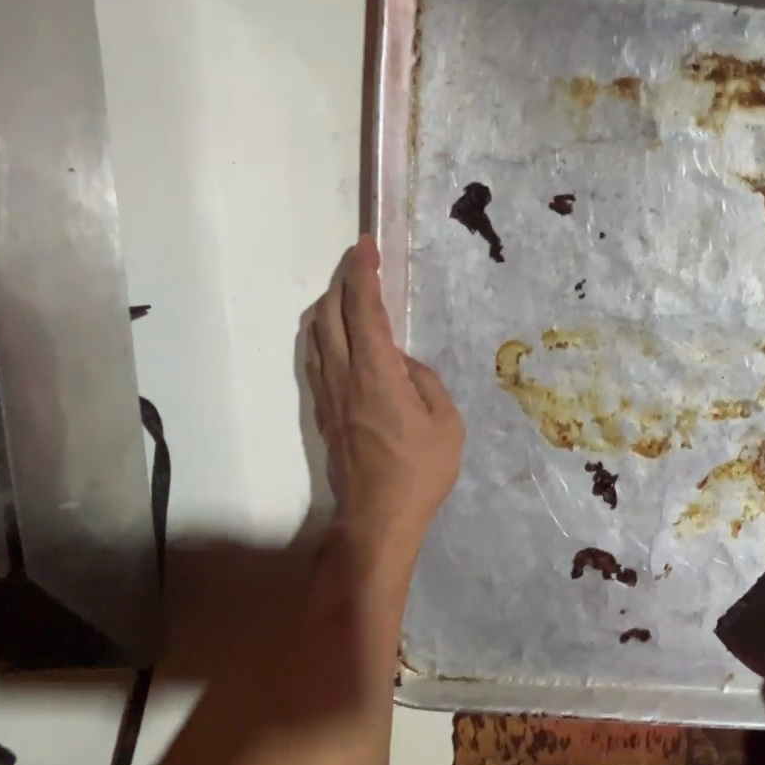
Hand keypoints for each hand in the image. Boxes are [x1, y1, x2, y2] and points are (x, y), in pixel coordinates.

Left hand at [307, 237, 464, 554]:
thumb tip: (404, 365)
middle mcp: (344, 376)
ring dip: (330, 305)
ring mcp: (328, 395)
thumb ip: (427, 383)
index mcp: (377, 374)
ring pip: (317, 334)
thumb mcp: (447, 425)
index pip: (364, 310)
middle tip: (359, 261)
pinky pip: (318, 358)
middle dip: (343, 280)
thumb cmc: (420, 472)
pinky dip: (326, 333)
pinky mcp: (324, 412)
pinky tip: (338, 336)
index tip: (366, 246)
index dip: (363, 274)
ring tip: (349, 292)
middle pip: (330, 313)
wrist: (377, 518)